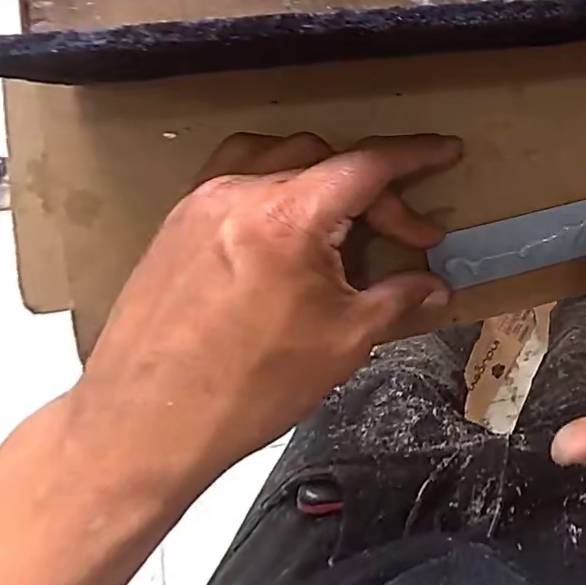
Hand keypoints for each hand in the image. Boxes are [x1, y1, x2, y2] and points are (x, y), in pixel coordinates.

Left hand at [70, 131, 462, 489]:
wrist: (136, 433)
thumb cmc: (247, 389)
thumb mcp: (344, 340)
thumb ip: (399, 297)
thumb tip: (437, 287)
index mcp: (289, 218)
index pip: (370, 165)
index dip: (418, 154)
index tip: (448, 151)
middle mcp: (243, 193)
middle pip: (336, 163)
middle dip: (382, 196)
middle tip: (410, 238)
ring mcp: (204, 201)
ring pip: (287, 153)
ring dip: (330, 176)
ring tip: (349, 214)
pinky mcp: (180, 219)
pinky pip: (240, 168)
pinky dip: (279, 174)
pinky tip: (290, 213)